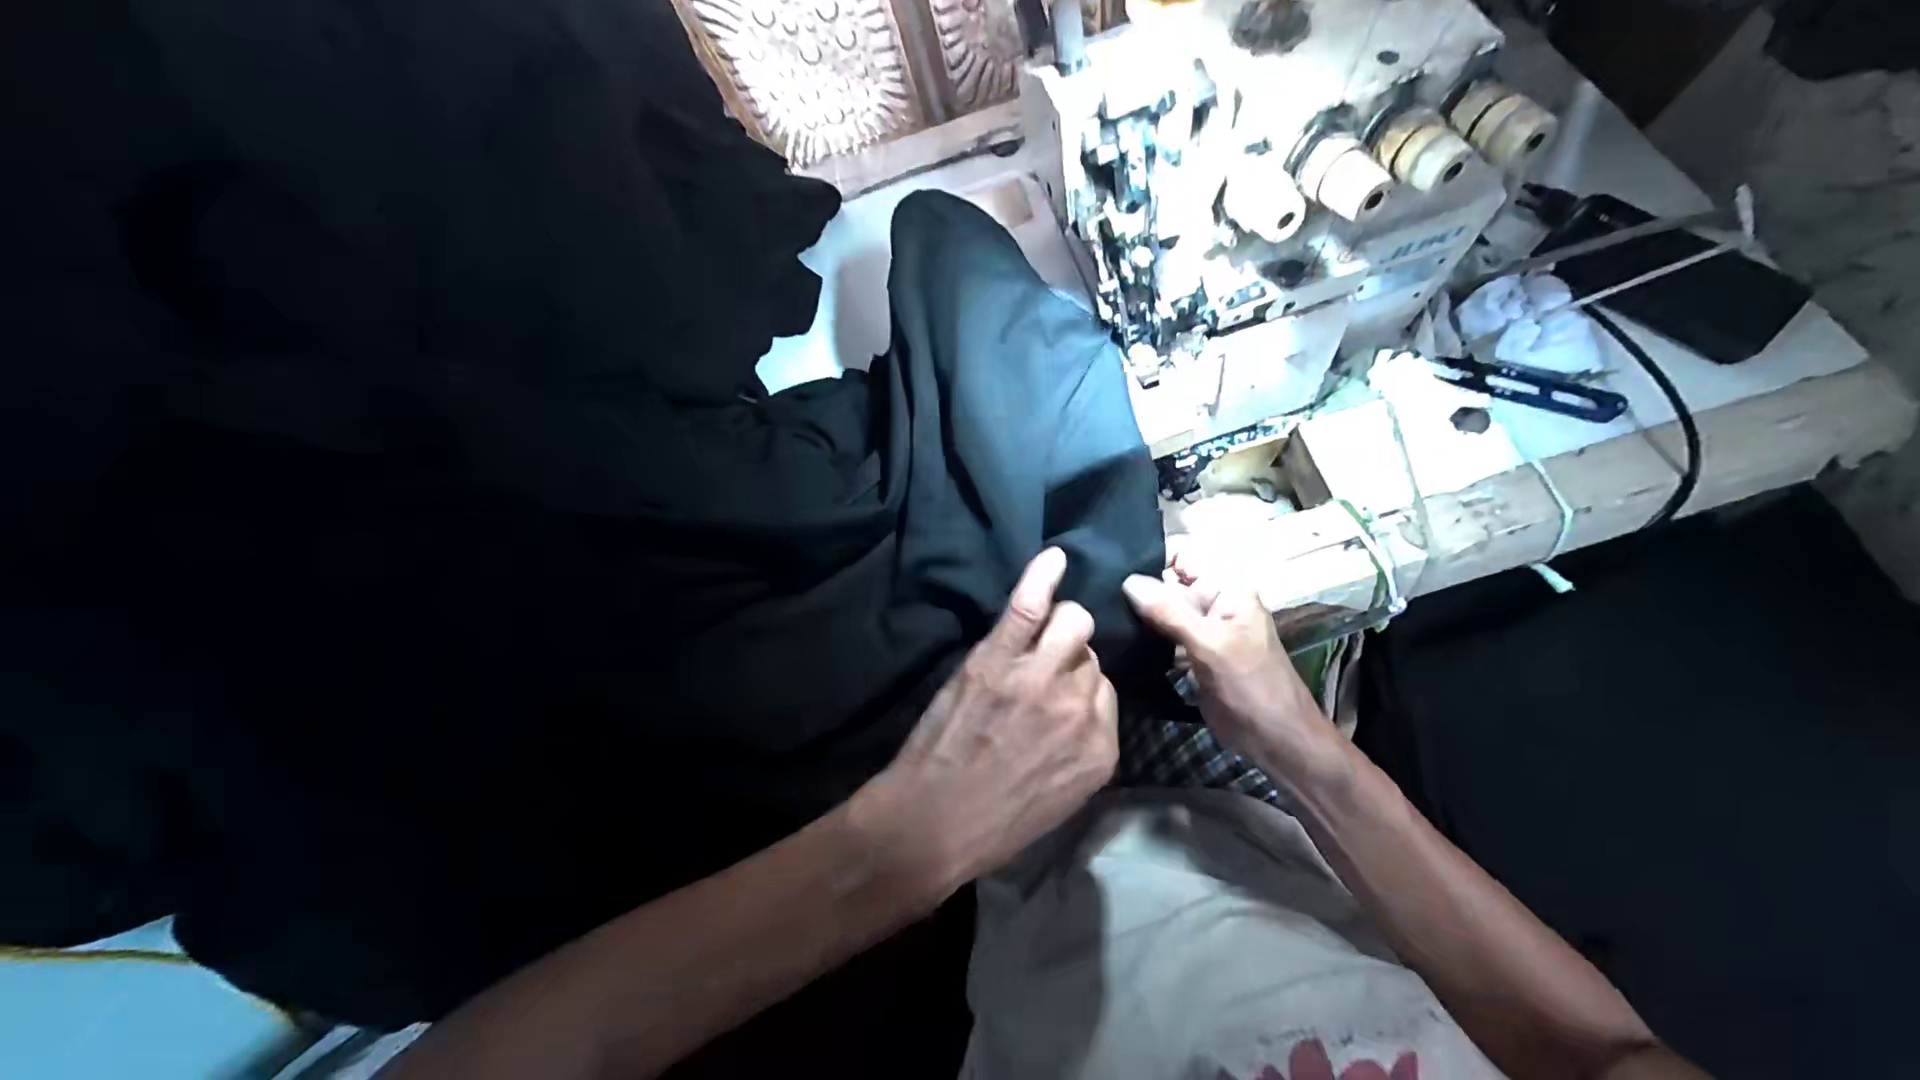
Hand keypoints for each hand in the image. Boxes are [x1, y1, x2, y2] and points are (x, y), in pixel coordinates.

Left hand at [853, 547, 1118, 902]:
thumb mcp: (1063, 797)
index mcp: (1101, 747)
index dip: (1080, 688)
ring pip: (1072, 624)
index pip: (1106, 690)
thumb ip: (1083, 747)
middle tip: (1039, 673)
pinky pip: (1029, 606)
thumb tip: (1085, 706)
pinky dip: (1041, 576)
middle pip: (1089, 655)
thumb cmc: (996, 821)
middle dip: (1070, 658)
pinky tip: (1053, 557)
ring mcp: (1038, 678)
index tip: (1057, 696)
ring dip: (1062, 626)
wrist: (933, 822)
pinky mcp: (996, 660)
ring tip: (1040, 635)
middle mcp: (1080, 707)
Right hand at [1120, 544, 1349, 797]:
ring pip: (1161, 608)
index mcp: (1225, 588)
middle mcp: (1211, 602)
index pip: (1182, 554)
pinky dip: (1142, 635)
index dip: (1150, 555)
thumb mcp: (1210, 645)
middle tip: (1096, 592)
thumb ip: (1169, 612)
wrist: (1276, 740)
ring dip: (1136, 611)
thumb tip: (1127, 581)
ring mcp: (1200, 629)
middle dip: (1136, 585)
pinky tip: (1114, 635)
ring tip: (1099, 611)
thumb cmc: (1252, 687)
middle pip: (1166, 580)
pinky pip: (1161, 634)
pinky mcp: (1189, 653)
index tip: (1112, 565)